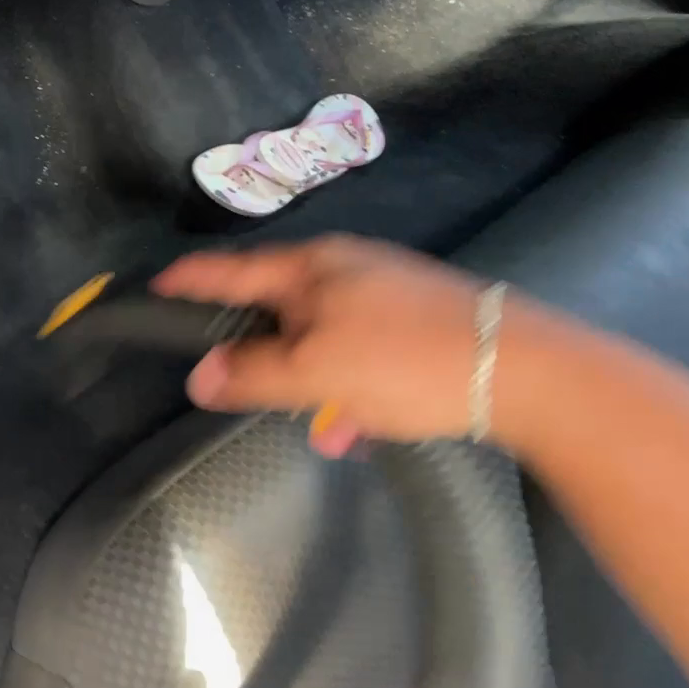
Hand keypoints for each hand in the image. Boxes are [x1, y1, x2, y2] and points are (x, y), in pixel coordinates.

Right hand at [153, 236, 565, 456]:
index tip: (154, 285)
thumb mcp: (315, 373)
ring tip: (312, 418)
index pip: (229, 270)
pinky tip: (358, 421)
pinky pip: (358, 345)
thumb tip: (198, 378)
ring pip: (320, 330)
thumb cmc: (405, 361)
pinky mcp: (420, 315)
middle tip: (234, 372)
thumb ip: (251, 374)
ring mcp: (385, 287)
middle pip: (275, 301)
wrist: (534, 372)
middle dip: (254, 342)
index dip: (188, 280)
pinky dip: (344, 379)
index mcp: (310, 267)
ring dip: (304, 373)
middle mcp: (343, 266)